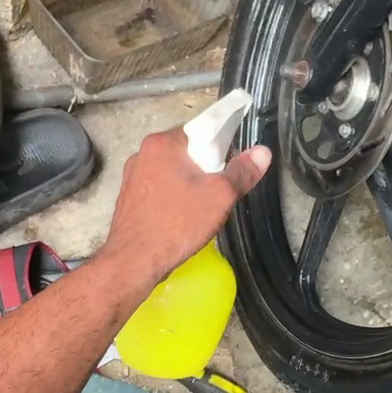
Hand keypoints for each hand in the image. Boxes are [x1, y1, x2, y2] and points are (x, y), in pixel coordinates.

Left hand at [101, 128, 270, 283]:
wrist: (134, 261)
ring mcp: (132, 177)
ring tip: (200, 211)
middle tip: (218, 194)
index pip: (199, 131)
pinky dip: (173, 201)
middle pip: (186, 154)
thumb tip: (263, 152)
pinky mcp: (128, 199)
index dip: (220, 148)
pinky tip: (181, 221)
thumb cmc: (178, 223)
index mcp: (163, 143)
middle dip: (204, 171)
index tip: (229, 168)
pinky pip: (159, 191)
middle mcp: (142, 153)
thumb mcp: (220, 196)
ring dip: (188, 187)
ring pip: (172, 174)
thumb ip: (242, 172)